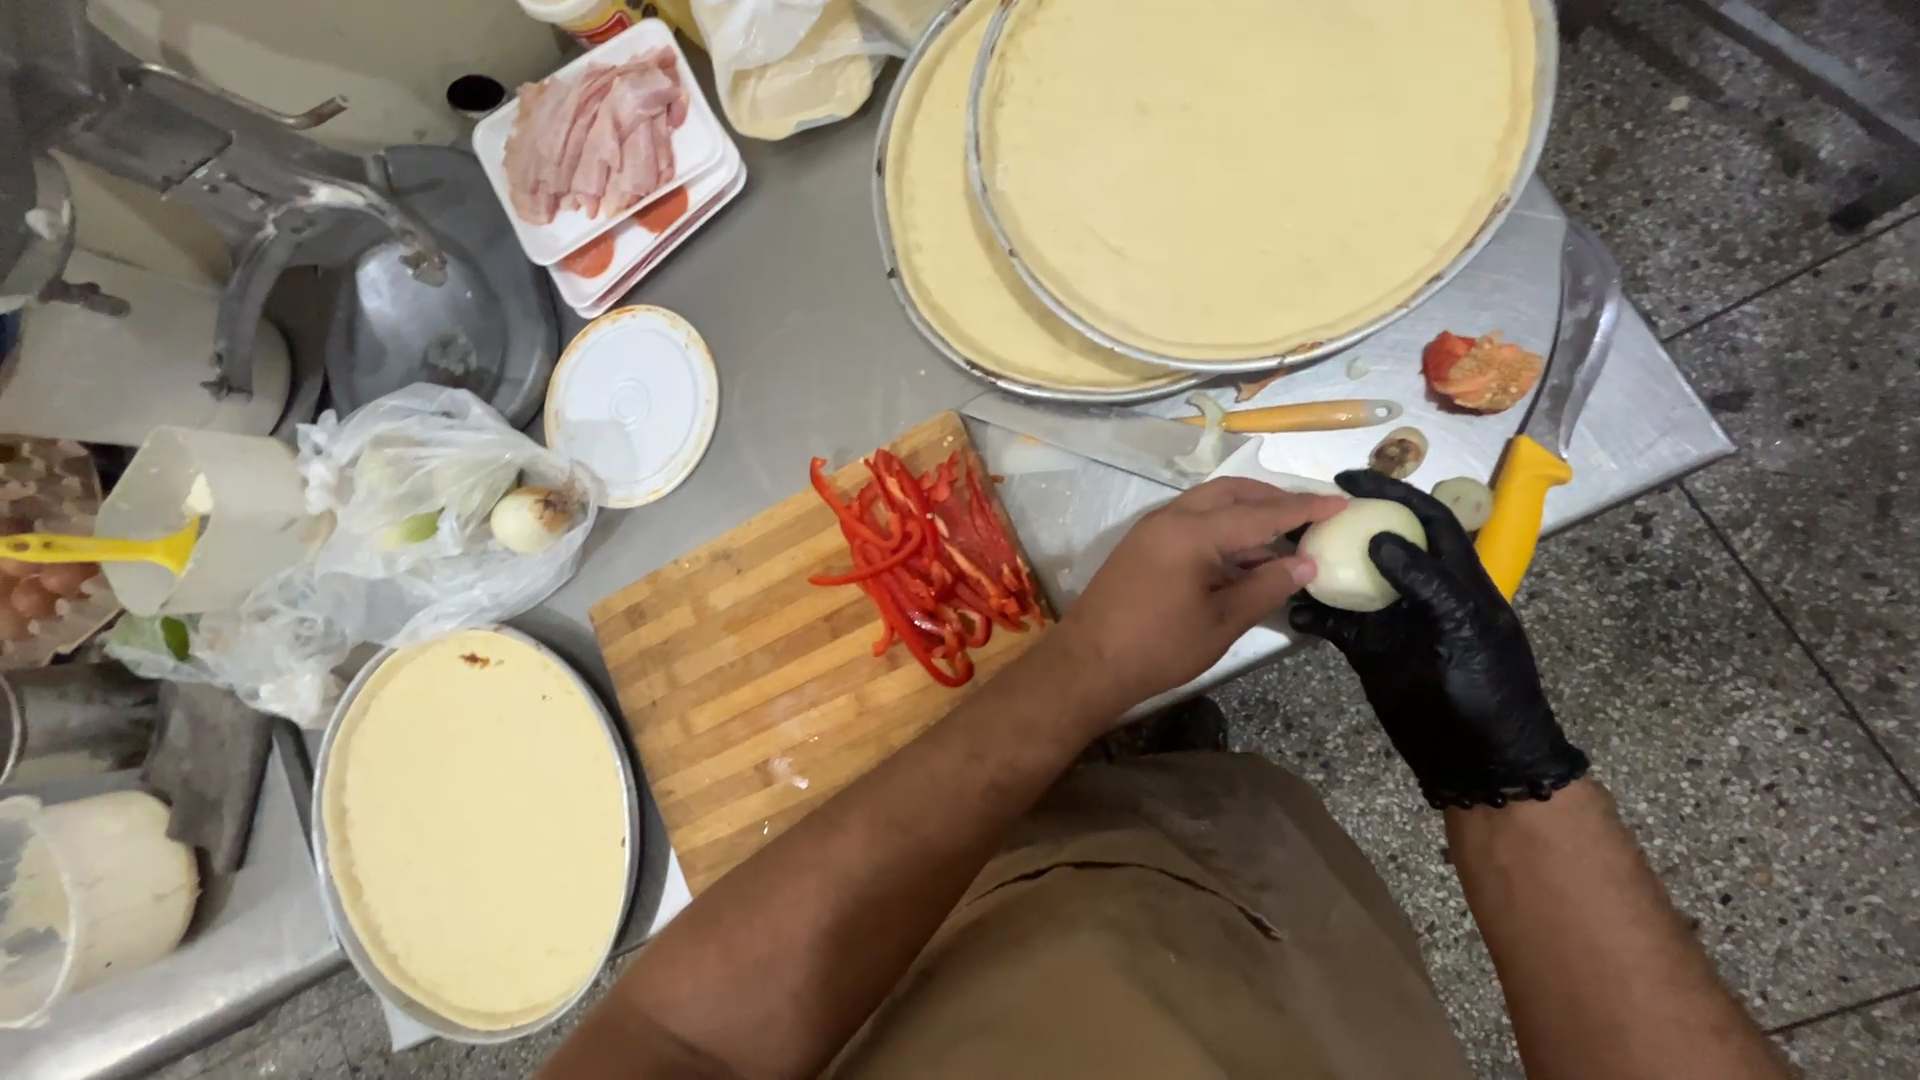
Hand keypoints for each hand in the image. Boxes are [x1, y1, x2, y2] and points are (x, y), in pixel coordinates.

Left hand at [1056, 478, 1346, 710]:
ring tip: (1282, 539)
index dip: (1304, 507)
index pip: (1261, 512)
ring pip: (1208, 504)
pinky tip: (1241, 554)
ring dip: (1245, 512)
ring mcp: (1151, 529)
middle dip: (1272, 498)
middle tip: (1311, 514)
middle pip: (1231, 493)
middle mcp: (1170, 518)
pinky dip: (1220, 527)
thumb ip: (1266, 586)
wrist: (1087, 663)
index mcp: (1193, 532)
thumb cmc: (1158, 647)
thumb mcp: (1222, 621)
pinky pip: (1190, 521)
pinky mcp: (1141, 545)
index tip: (1343, 501)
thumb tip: (1304, 563)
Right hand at [1288, 470, 1588, 808]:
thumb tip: (1381, 538)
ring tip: (1283, 559)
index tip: (1349, 480)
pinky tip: (1292, 614)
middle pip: (1378, 543)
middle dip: (1343, 525)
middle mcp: (1419, 591)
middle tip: (1301, 514)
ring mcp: (1390, 620)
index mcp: (1456, 578)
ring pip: (1348, 581)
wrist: (1477, 759)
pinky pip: (1332, 623)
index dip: (1392, 495)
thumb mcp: (1466, 629)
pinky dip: (1311, 616)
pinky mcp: (1366, 649)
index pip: (1425, 520)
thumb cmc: (1487, 689)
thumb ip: (1428, 581)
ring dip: (1318, 570)